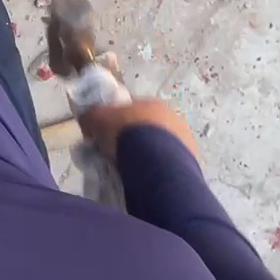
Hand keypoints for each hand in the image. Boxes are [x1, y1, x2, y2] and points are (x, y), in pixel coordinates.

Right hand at [78, 98, 199, 162]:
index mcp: (151, 102)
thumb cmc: (126, 133)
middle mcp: (172, 117)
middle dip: (135, 138)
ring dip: (149, 155)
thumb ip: (90, 116)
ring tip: (133, 169)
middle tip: (119, 152)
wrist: (156, 164)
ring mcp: (186, 141)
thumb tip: (86, 120)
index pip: (132, 107)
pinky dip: (159, 169)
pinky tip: (147, 178)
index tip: (107, 133)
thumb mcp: (97, 119)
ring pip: (161, 146)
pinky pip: (169, 165)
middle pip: (148, 127)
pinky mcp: (193, 164)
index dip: (117, 119)